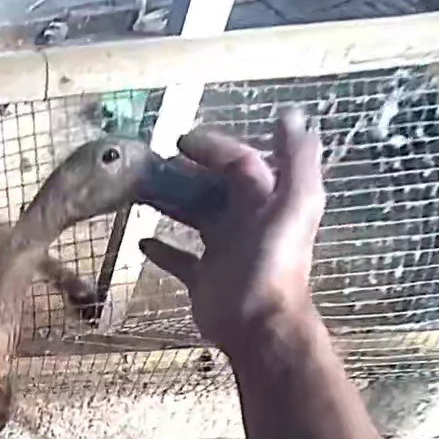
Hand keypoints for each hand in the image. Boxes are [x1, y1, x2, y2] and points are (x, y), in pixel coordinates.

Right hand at [140, 107, 325, 354]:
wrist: (258, 322)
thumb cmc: (274, 262)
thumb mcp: (297, 202)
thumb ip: (297, 158)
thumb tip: (289, 115)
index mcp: (265, 200)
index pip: (237, 163)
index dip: (211, 149)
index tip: (179, 141)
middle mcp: (243, 220)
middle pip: (209, 188)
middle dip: (182, 175)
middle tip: (150, 168)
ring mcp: (221, 250)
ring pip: (192, 217)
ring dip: (168, 204)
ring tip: (140, 194)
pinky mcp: (202, 278)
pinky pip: (179, 259)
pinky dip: (161, 250)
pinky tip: (142, 242)